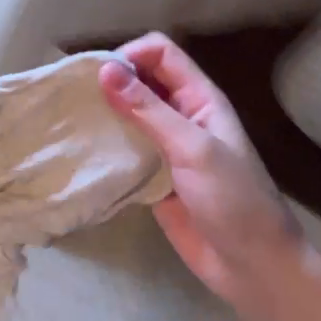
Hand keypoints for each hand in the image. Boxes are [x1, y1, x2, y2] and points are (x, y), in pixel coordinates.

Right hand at [98, 32, 299, 304]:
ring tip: (69, 123)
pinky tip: (80, 154)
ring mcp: (165, 149)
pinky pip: (123, 152)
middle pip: (140, 82)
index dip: (130, 55)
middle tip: (72, 99)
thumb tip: (105, 70)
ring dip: (102, 115)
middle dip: (108, 83)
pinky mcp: (151, 178)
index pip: (161, 54)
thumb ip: (149, 110)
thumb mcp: (192, 149)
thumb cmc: (233, 200)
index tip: (97, 77)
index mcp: (199, 99)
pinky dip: (103, 148)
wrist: (252, 266)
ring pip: (127, 117)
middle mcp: (181, 117)